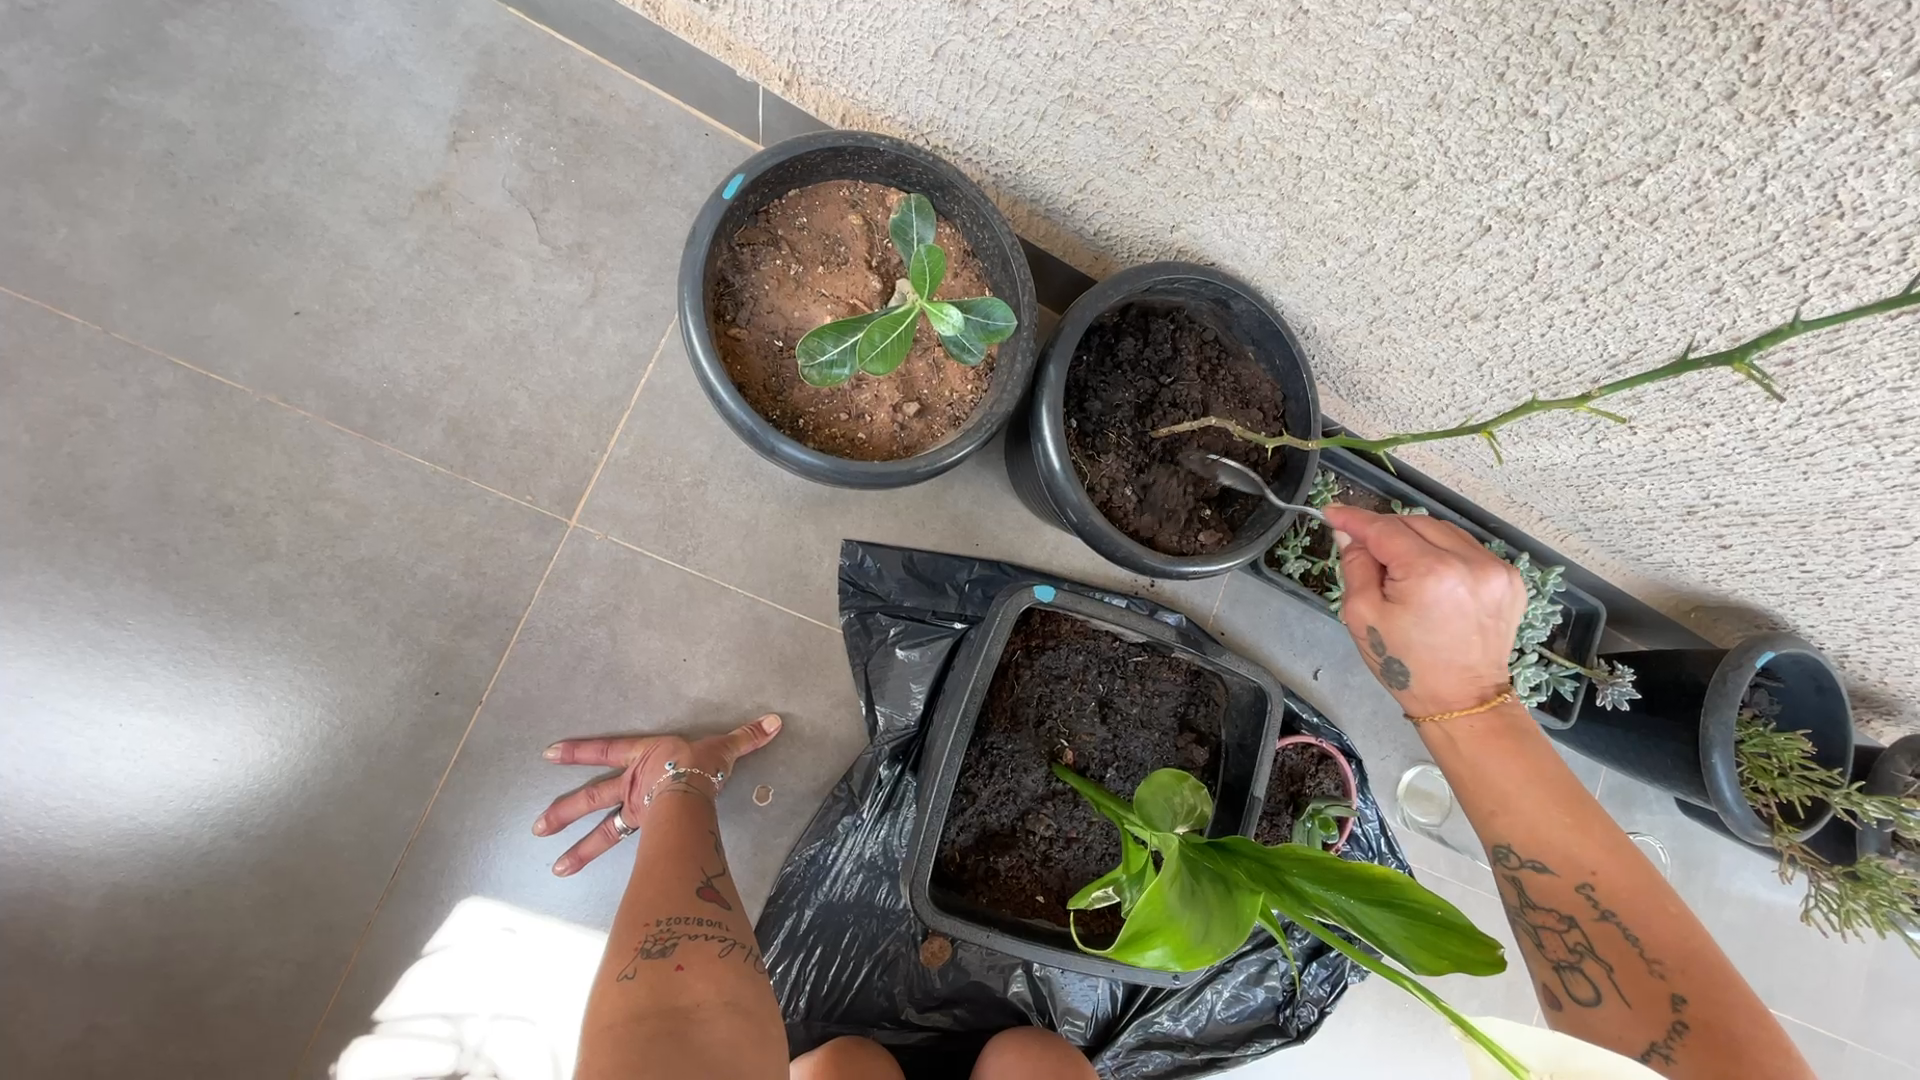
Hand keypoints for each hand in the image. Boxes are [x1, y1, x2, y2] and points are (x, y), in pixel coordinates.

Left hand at [533, 713, 781, 876]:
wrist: (692, 788)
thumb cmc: (700, 764)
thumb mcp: (722, 746)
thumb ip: (745, 738)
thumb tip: (775, 721)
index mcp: (645, 757)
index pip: (606, 751)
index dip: (578, 752)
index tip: (547, 754)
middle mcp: (633, 785)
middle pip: (593, 797)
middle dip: (565, 811)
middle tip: (537, 828)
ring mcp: (635, 810)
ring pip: (601, 829)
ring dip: (578, 847)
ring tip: (554, 867)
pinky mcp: (642, 830)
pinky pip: (621, 845)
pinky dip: (603, 858)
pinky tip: (584, 874)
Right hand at [1323, 505, 1524, 717]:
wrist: (1461, 700)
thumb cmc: (1405, 663)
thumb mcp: (1362, 616)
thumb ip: (1355, 566)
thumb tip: (1350, 535)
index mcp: (1430, 573)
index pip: (1384, 529)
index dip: (1354, 518)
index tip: (1331, 511)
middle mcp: (1469, 562)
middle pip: (1415, 522)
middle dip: (1385, 531)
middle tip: (1363, 550)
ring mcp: (1496, 569)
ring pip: (1443, 531)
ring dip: (1414, 539)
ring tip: (1397, 567)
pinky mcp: (1509, 579)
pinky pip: (1466, 548)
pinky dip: (1441, 552)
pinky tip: (1429, 578)